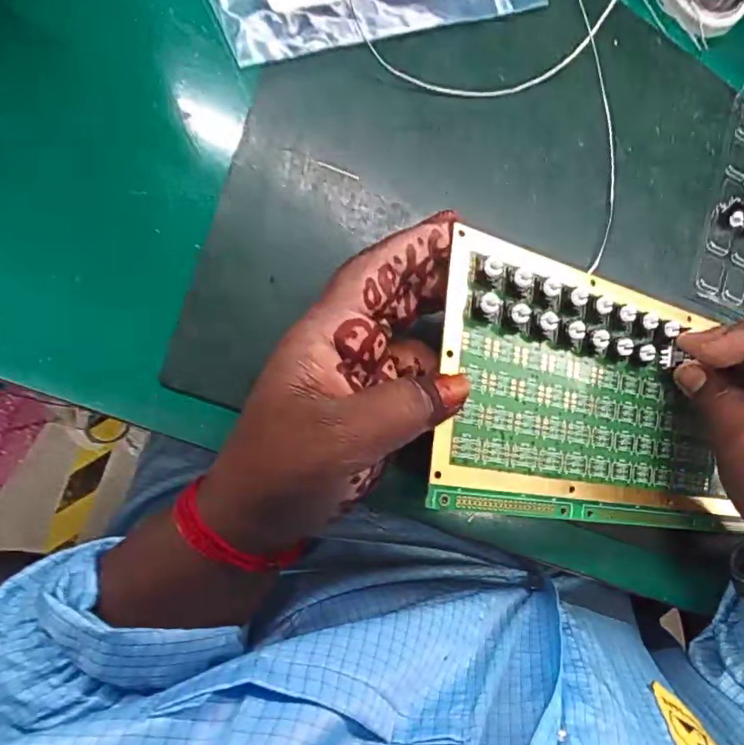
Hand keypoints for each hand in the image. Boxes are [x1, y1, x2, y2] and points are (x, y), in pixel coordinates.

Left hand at [196, 211, 470, 553]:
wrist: (255, 520)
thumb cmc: (283, 468)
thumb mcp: (342, 435)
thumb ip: (405, 406)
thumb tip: (461, 385)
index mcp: (324, 339)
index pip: (369, 277)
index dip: (409, 248)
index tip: (453, 225)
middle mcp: (342, 354)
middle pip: (393, 307)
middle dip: (435, 287)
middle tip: (487, 279)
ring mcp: (356, 388)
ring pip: (407, 351)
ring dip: (444, 345)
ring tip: (488, 337)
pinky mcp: (367, 420)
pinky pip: (409, 393)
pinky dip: (437, 390)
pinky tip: (466, 393)